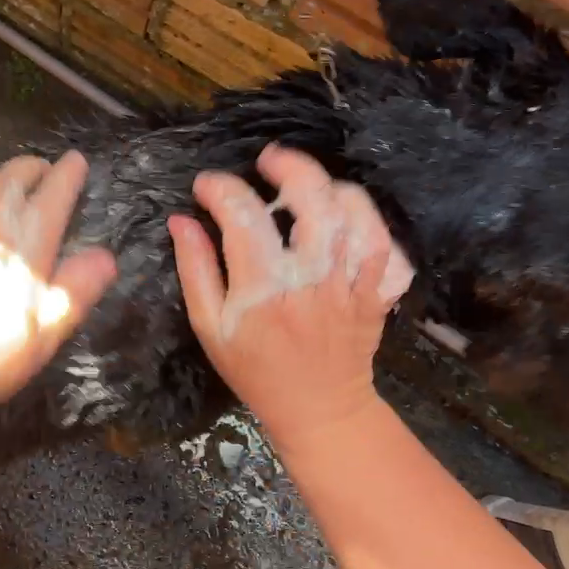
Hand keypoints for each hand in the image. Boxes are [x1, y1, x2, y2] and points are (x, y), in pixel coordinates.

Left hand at [0, 151, 116, 419]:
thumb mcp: (50, 328)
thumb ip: (80, 285)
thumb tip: (106, 256)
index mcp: (31, 234)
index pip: (57, 188)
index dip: (70, 172)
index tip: (77, 162)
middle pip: (17, 173)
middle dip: (36, 168)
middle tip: (45, 173)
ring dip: (3, 176)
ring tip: (10, 184)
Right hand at [168, 145, 414, 438]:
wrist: (318, 409)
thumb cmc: (254, 367)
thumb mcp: (209, 325)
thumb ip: (195, 269)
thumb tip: (180, 220)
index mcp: (263, 289)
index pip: (243, 218)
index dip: (221, 190)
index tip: (205, 185)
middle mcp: (312, 280)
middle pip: (314, 204)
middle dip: (291, 169)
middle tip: (268, 159)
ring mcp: (352, 286)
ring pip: (357, 218)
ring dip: (332, 189)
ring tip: (309, 184)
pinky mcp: (379, 293)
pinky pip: (388, 247)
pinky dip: (371, 223)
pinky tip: (347, 217)